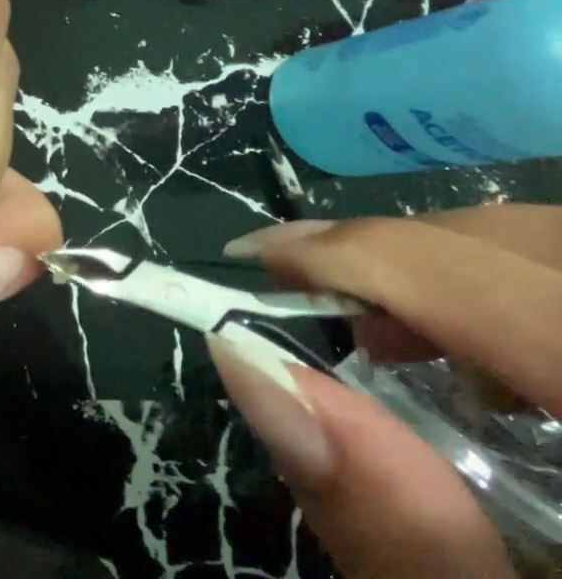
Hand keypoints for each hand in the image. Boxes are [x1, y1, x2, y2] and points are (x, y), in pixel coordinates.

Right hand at [215, 207, 561, 577]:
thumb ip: (395, 527)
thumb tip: (248, 364)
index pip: (546, 312)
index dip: (387, 260)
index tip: (263, 256)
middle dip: (429, 253)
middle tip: (332, 311)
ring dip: (486, 266)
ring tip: (411, 339)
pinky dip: (540, 290)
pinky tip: (505, 366)